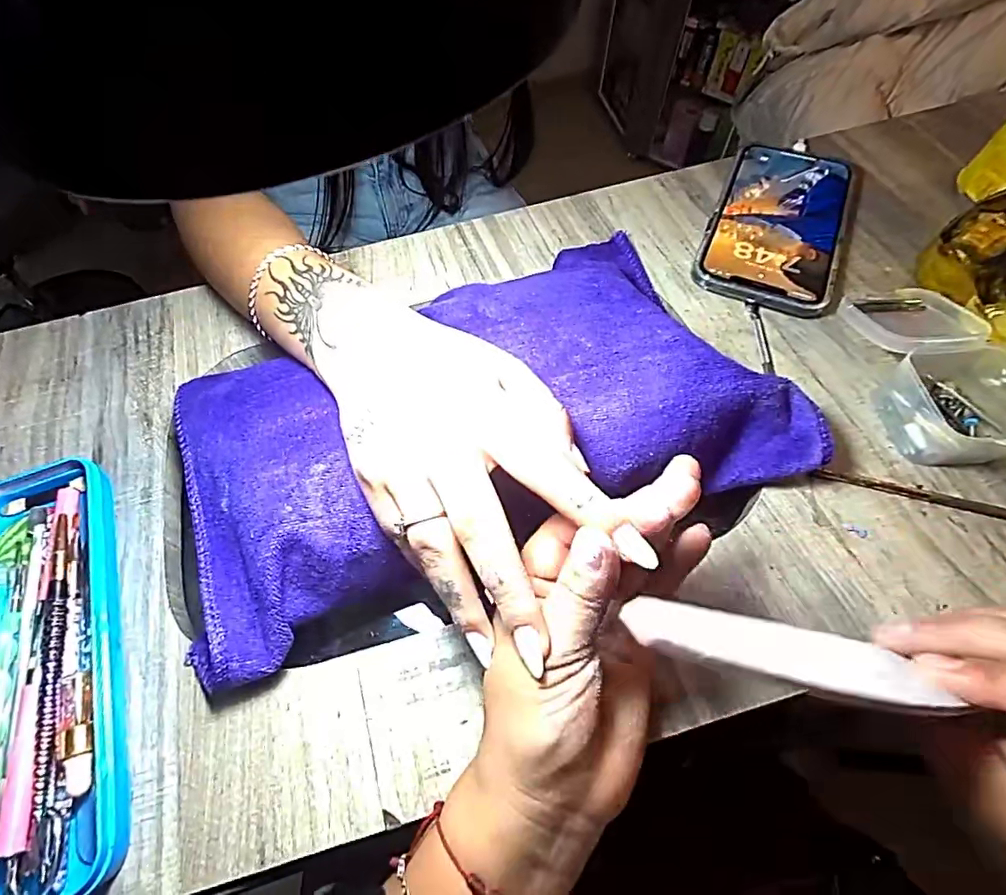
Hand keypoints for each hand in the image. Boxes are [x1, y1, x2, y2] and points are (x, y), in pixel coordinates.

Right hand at [302, 281, 651, 677]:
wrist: (369, 350)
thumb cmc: (449, 360)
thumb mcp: (507, 374)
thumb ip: (546, 423)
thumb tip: (578, 475)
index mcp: (487, 417)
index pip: (550, 473)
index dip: (595, 516)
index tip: (637, 555)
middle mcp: (442, 448)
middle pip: (482, 530)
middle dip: (514, 595)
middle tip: (544, 654)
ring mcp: (401, 469)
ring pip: (434, 546)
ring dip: (462, 602)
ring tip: (489, 650)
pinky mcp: (374, 483)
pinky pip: (404, 538)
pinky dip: (428, 576)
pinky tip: (451, 604)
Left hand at [413, 468, 712, 894]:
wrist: (556, 794)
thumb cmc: (529, 725)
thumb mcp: (552, 657)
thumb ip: (578, 598)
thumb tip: (598, 537)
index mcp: (530, 583)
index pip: (571, 532)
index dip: (607, 511)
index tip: (647, 494)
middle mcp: (568, 589)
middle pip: (606, 537)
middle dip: (642, 507)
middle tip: (683, 475)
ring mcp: (603, 612)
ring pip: (635, 560)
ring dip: (663, 528)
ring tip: (692, 491)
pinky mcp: (635, 638)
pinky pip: (658, 596)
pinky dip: (677, 568)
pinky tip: (696, 540)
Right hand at [875, 608, 1005, 890]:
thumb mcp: (981, 800)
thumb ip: (946, 730)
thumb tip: (908, 673)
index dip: (993, 673)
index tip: (922, 670)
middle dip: (966, 634)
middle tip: (896, 639)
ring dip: (971, 622)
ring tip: (914, 634)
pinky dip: (981, 623)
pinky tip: (944, 635)